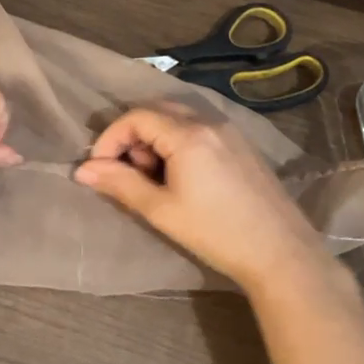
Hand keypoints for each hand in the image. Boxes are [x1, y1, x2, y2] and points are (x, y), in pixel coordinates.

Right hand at [74, 107, 333, 295]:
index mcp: (188, 134)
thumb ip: (119, 184)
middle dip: (132, 135)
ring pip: (179, 118)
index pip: (136, 117)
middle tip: (127, 170)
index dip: (110, 138)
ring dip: (155, 138)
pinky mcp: (243, 146)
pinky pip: (199, 128)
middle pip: (157, 109)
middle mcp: (210, 123)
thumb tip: (82, 170)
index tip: (100, 169)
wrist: (280, 253)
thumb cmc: (215, 232)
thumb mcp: (160, 210)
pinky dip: (178, 142)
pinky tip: (181, 177)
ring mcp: (230, 132)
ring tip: (153, 177)